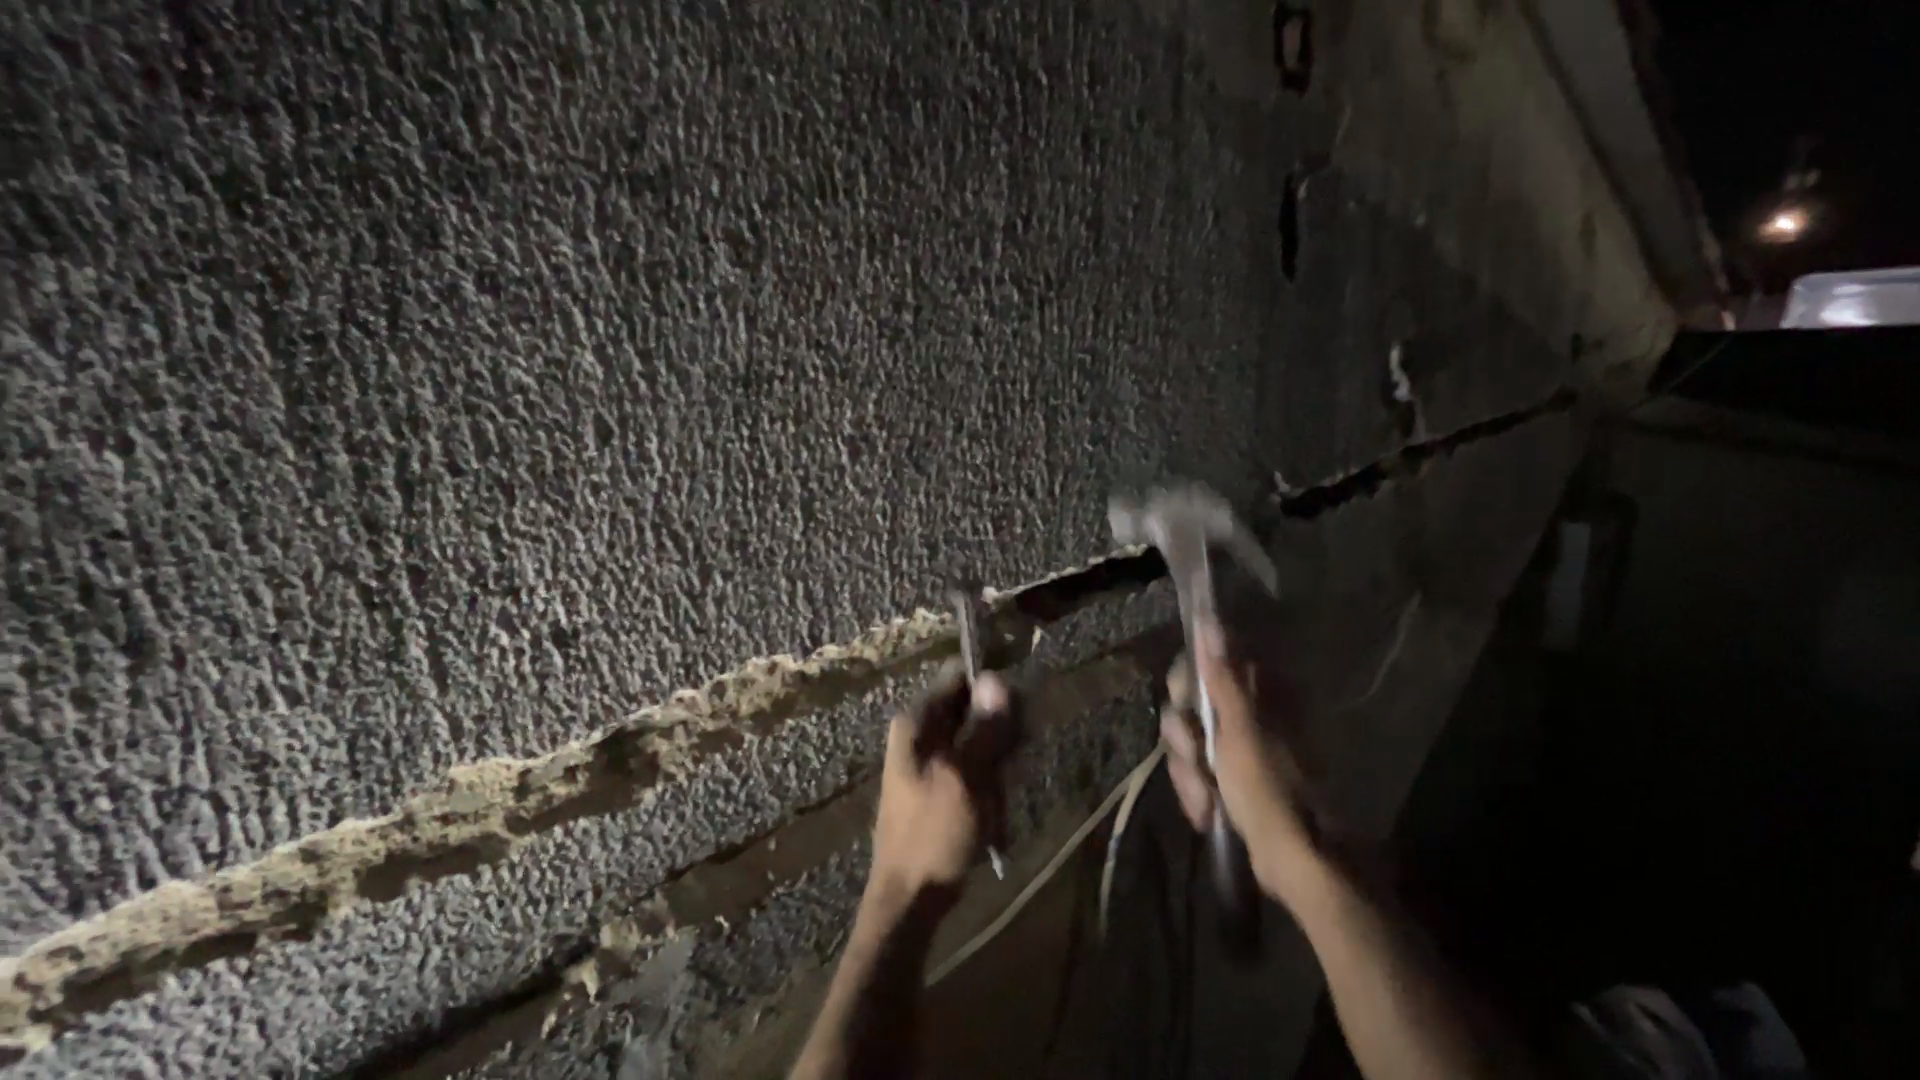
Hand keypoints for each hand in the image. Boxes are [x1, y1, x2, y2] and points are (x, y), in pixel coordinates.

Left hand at [869, 666, 1020, 900]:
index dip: (991, 685)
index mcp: (916, 723)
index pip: (957, 677)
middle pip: (972, 708)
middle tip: (1013, 762)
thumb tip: (997, 677)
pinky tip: (995, 810)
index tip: (1020, 709)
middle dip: (999, 732)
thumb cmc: (933, 836)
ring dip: (998, 764)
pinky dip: (989, 784)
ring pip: (979, 739)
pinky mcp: (941, 786)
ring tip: (999, 797)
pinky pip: (975, 767)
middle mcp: (920, 734)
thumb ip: (984, 729)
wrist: (909, 899)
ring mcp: (930, 761)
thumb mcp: (965, 778)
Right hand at [1160, 620, 1322, 900]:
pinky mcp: (1230, 779)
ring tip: (1207, 802)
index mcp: (1254, 696)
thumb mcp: (1240, 732)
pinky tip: (1208, 814)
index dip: (1185, 690)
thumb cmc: (1269, 791)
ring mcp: (1237, 748)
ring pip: (1187, 744)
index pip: (1201, 667)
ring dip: (1189, 776)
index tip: (1188, 715)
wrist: (1293, 859)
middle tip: (1201, 765)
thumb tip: (1210, 621)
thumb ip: (1223, 677)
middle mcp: (1245, 715)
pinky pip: (1195, 773)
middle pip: (1187, 708)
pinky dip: (1197, 794)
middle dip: (1185, 744)